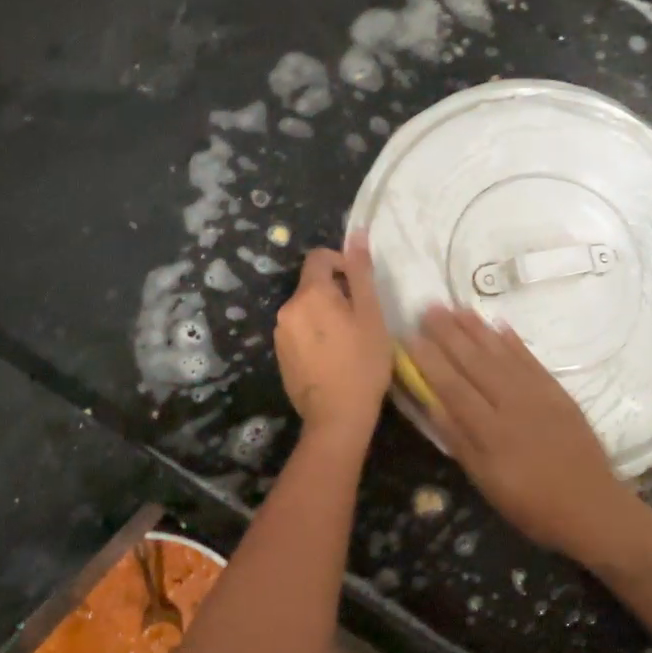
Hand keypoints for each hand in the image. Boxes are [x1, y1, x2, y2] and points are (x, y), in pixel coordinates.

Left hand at [274, 239, 392, 445]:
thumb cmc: (362, 363)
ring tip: (349, 341)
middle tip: (361, 319)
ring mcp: (280, 334)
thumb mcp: (371, 315)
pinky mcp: (280, 356)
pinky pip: (299, 332)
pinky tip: (333, 358)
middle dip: (335, 293)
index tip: (360, 287)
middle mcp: (288, 308)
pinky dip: (315, 335)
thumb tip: (356, 235)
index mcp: (310, 293)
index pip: (319, 257)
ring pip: (306, 309)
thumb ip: (361, 272)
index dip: (342, 264)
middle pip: (312, 285)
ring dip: (325, 315)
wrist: (337, 417)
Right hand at [406, 307, 638, 561]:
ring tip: (457, 308)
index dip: (430, 361)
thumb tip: (433, 404)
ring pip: (502, 354)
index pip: (453, 386)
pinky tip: (499, 326)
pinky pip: (531, 360)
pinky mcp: (558, 392)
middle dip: (450, 334)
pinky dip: (514, 342)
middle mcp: (512, 403)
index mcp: (490, 430)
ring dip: (478, 330)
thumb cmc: (532, 504)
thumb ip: (460, 441)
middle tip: (430, 308)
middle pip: (475, 362)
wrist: (592, 506)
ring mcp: (538, 394)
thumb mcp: (487, 482)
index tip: (411, 337)